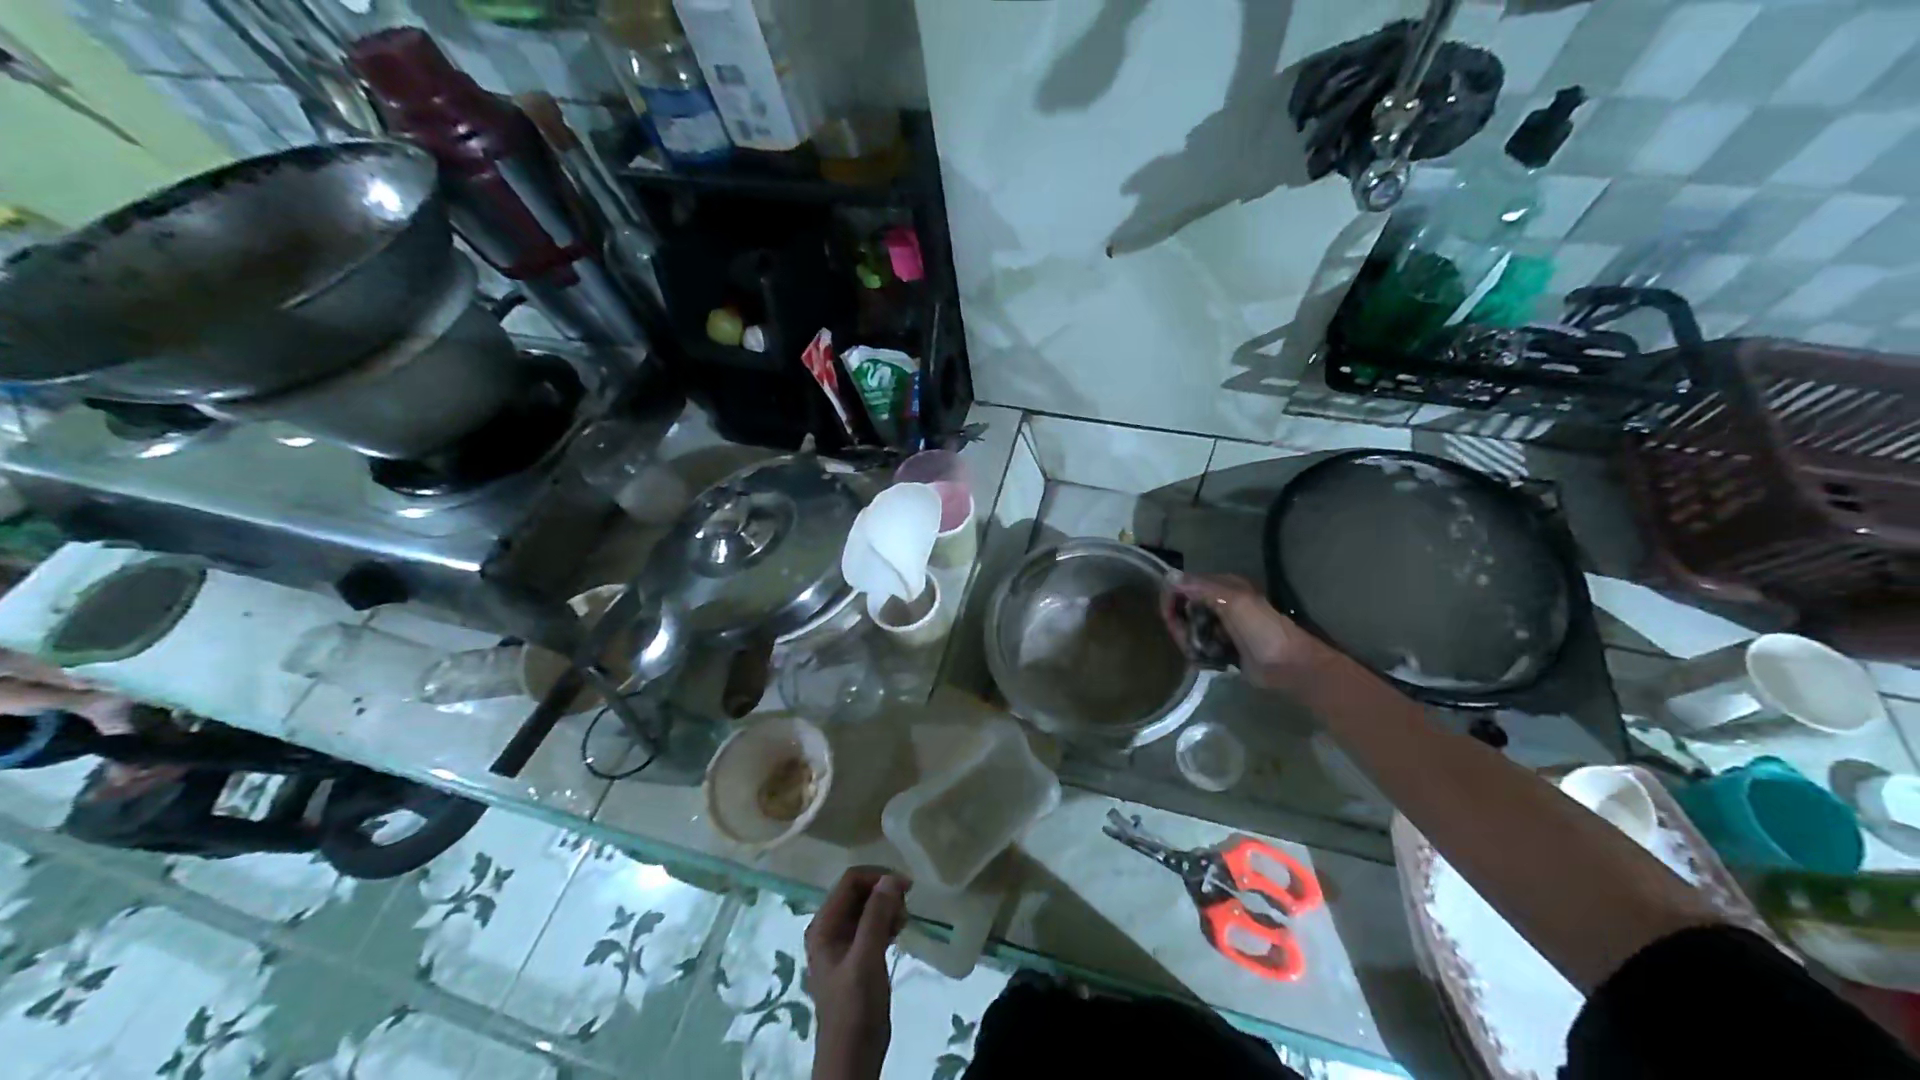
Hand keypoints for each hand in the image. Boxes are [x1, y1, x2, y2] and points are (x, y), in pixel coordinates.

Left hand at [806, 867, 909, 1079]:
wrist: (852, 1056)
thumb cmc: (854, 1007)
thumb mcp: (866, 959)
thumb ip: (876, 917)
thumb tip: (891, 878)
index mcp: (823, 925)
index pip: (850, 881)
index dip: (878, 877)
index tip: (906, 887)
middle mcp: (829, 928)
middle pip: (858, 892)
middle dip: (883, 892)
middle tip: (906, 907)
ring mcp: (842, 943)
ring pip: (866, 908)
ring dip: (887, 907)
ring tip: (904, 922)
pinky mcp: (856, 956)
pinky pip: (871, 925)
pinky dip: (886, 922)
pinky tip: (899, 931)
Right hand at [1164, 574, 1342, 691]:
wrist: (1288, 666)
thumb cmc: (1262, 630)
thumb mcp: (1234, 602)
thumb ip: (1202, 588)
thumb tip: (1169, 577)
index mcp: (1223, 586)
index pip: (1184, 585)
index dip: (1172, 598)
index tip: (1168, 616)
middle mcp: (1219, 602)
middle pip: (1183, 608)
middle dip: (1179, 624)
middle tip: (1187, 640)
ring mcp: (1220, 625)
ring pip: (1189, 629)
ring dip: (1188, 641)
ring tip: (1200, 653)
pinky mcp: (1222, 646)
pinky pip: (1198, 646)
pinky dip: (1197, 653)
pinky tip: (1204, 661)